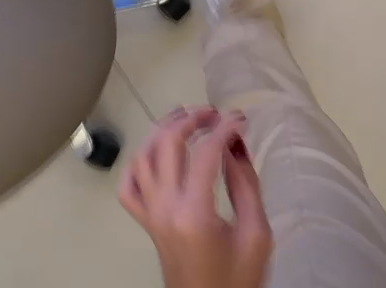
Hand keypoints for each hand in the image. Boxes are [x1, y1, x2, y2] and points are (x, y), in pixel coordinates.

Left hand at [118, 106, 271, 287]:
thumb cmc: (237, 280)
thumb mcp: (257, 235)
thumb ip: (246, 185)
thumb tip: (235, 144)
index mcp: (194, 214)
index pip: (205, 152)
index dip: (224, 128)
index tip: (241, 119)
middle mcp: (165, 209)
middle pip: (167, 143)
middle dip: (191, 118)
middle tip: (214, 113)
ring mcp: (151, 216)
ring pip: (142, 157)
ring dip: (162, 130)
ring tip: (186, 118)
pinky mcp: (146, 223)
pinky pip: (128, 187)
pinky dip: (137, 164)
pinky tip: (156, 153)